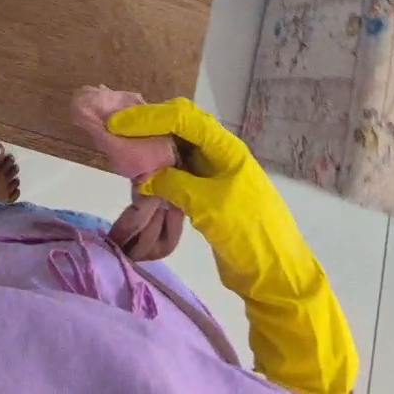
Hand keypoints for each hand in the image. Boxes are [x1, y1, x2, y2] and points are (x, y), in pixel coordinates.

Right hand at [109, 99, 359, 393]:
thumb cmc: (248, 234)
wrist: (276, 276)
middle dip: (148, 124)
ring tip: (124, 146)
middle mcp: (218, 151)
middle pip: (179, 124)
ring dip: (152, 145)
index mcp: (225, 147)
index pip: (182, 118)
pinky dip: (159, 168)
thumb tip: (144, 177)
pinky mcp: (207, 191)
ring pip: (177, 146)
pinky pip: (179, 168)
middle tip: (117, 129)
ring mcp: (214, 170)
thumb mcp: (209, 206)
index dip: (149, 117)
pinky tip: (142, 173)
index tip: (118, 124)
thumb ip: (174, 184)